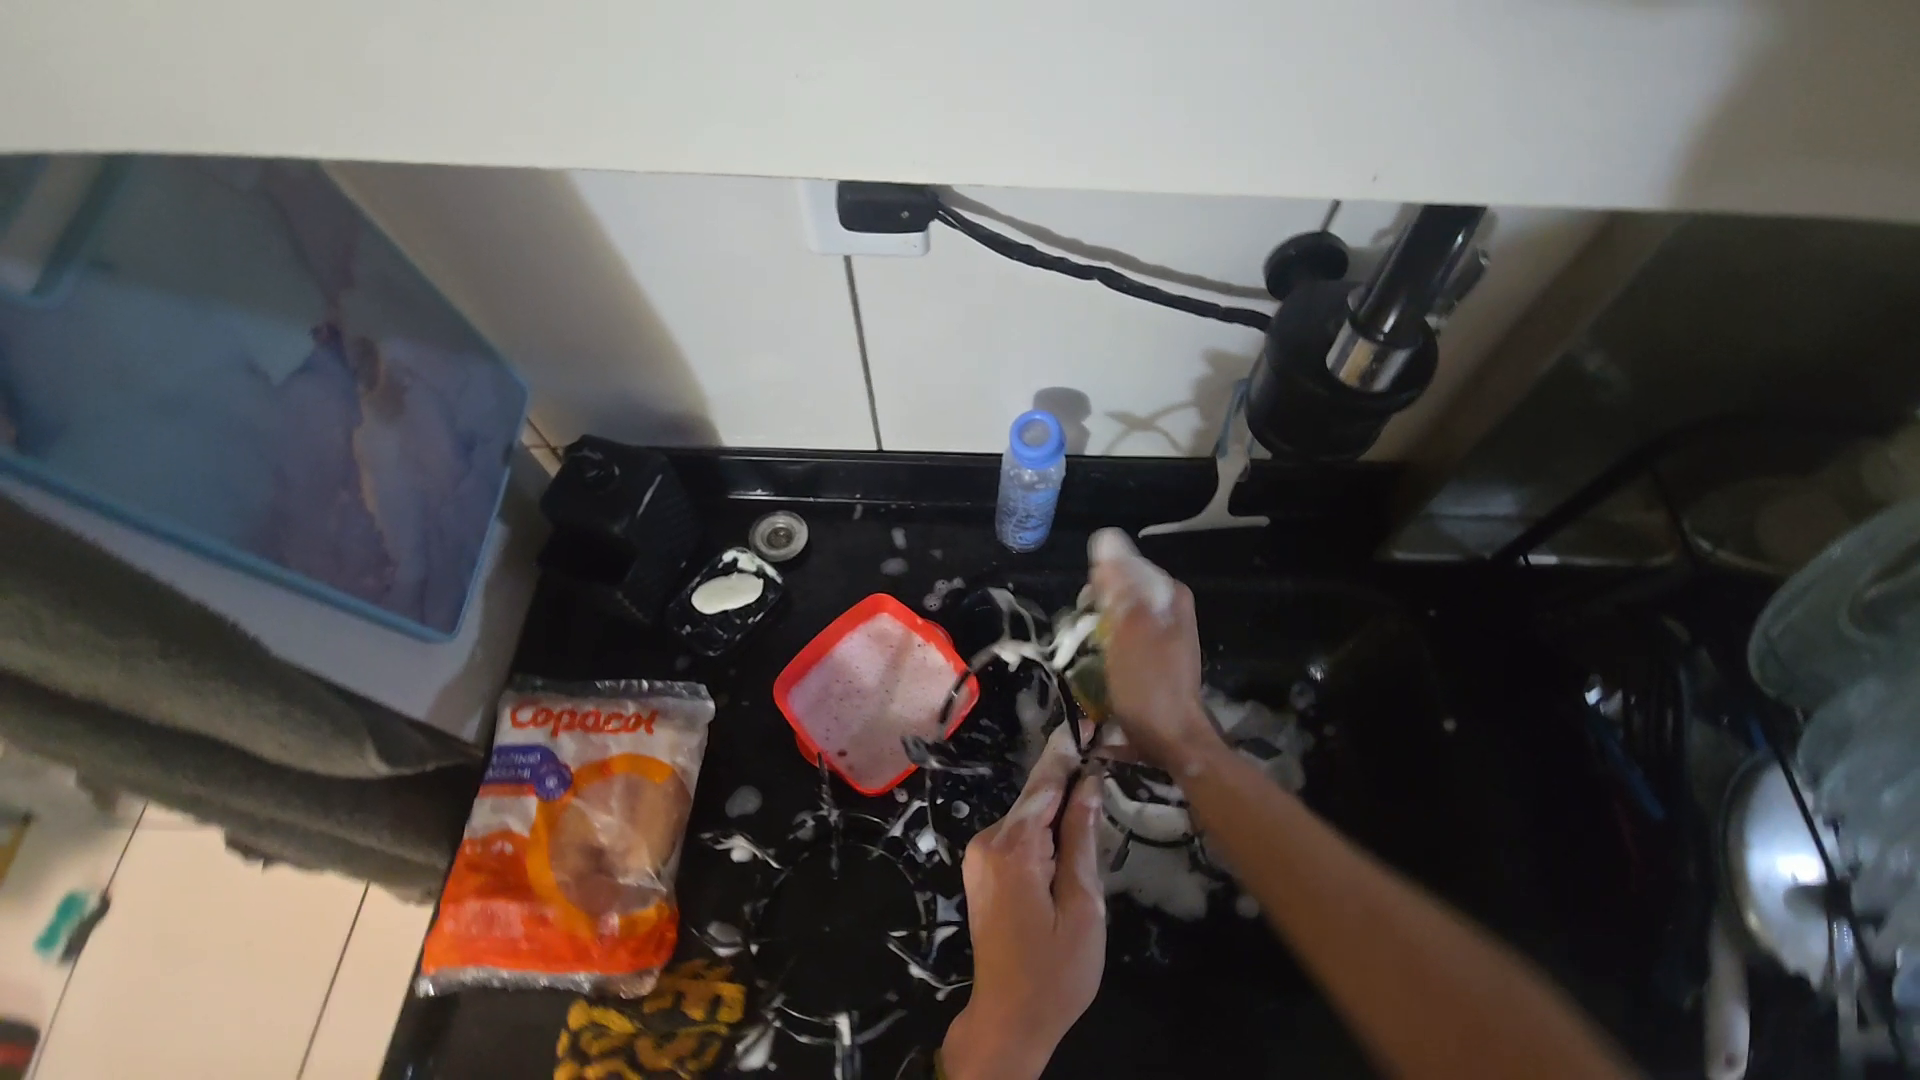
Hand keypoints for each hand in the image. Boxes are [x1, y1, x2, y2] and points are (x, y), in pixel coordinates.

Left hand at [942, 725, 1105, 1079]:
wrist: (1008, 1018)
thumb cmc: (1056, 972)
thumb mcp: (1083, 906)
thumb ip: (1082, 840)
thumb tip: (1088, 785)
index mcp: (1013, 848)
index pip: (1046, 784)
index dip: (1070, 750)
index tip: (1092, 720)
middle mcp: (988, 841)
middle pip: (1036, 796)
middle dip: (1070, 778)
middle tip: (1105, 754)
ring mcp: (980, 855)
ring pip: (1028, 815)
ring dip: (1060, 806)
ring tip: (1096, 793)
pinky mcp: (982, 868)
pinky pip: (1019, 834)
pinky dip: (1045, 828)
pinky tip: (1071, 831)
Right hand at [1086, 528, 1221, 775]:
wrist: (1173, 740)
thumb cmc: (1148, 686)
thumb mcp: (1129, 630)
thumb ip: (1120, 585)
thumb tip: (1106, 540)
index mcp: (1170, 595)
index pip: (1126, 566)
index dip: (1101, 583)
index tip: (1086, 608)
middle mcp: (1173, 608)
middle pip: (1124, 590)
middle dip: (1101, 605)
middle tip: (1086, 631)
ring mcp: (1168, 634)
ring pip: (1123, 613)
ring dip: (1104, 626)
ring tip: (1093, 649)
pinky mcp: (1159, 657)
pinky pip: (1127, 636)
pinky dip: (1112, 644)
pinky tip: (1105, 662)